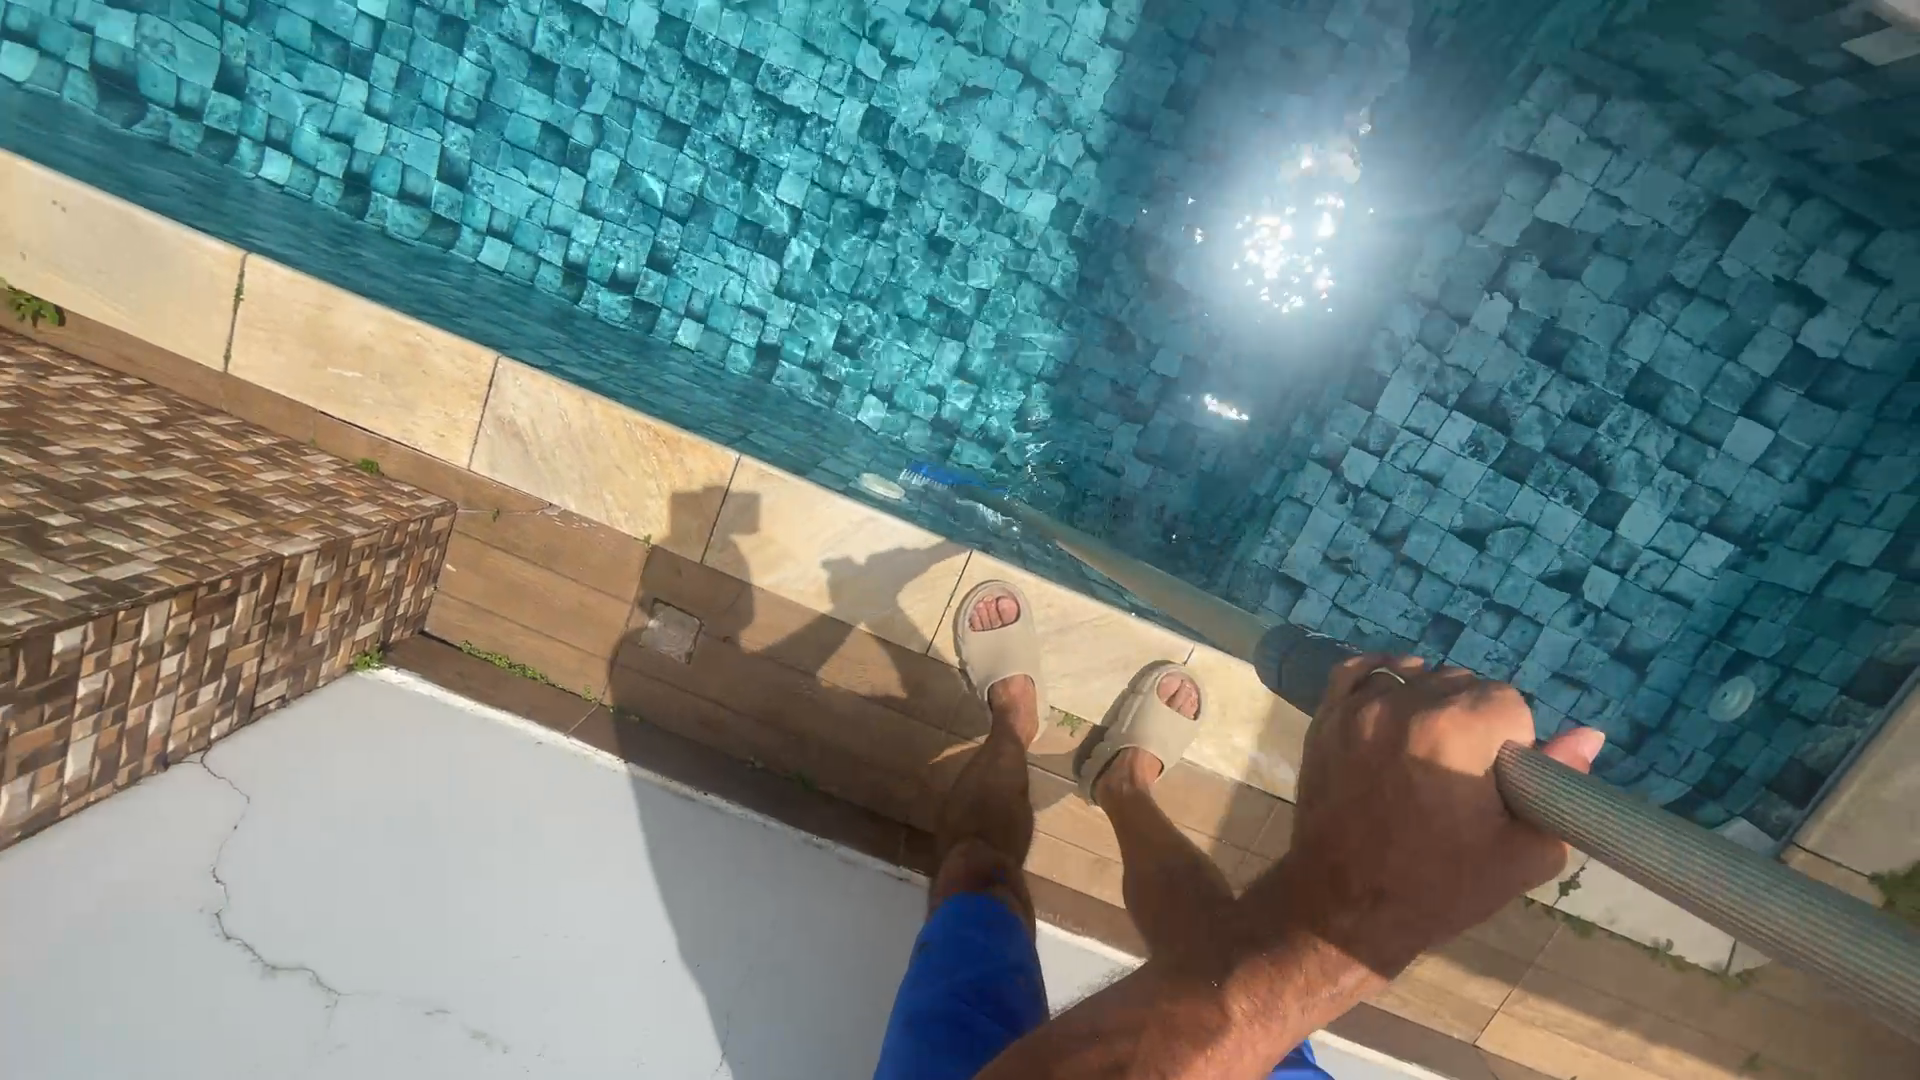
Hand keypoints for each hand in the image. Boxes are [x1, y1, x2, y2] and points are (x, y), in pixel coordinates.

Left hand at [1264, 655, 1604, 977]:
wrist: (1348, 898)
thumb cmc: (1442, 884)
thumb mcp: (1522, 849)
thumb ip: (1559, 784)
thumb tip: (1589, 734)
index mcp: (1457, 731)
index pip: (1508, 700)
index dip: (1514, 736)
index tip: (1501, 772)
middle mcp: (1403, 705)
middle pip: (1459, 682)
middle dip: (1474, 716)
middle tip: (1465, 766)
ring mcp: (1356, 707)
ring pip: (1412, 673)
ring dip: (1428, 697)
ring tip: (1428, 743)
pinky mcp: (1324, 716)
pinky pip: (1354, 670)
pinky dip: (1379, 676)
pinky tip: (1394, 698)